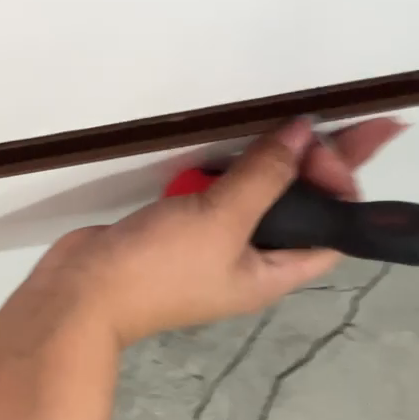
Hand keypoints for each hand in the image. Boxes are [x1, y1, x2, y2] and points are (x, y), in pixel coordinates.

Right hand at [13, 117, 406, 346]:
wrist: (75, 296)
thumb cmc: (154, 271)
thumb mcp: (220, 220)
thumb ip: (267, 175)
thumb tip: (305, 133)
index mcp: (267, 275)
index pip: (334, 231)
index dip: (343, 187)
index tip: (327, 147)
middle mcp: (241, 263)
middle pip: (293, 211)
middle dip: (304, 168)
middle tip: (310, 124)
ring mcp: (201, 249)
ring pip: (247, 201)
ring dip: (256, 167)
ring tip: (266, 132)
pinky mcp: (166, 235)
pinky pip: (206, 200)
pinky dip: (214, 176)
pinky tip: (216, 154)